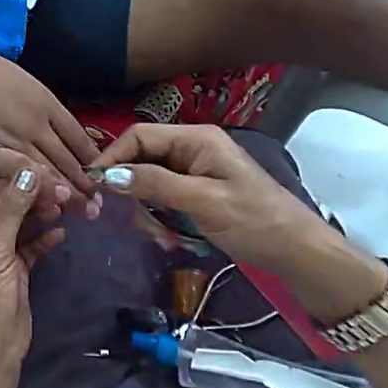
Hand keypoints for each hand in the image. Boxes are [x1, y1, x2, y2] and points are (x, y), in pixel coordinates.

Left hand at [0, 172, 67, 368]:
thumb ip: (11, 210)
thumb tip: (28, 171)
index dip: (18, 182)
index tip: (48, 176)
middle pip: (9, 206)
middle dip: (34, 197)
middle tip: (64, 193)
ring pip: (23, 224)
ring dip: (43, 215)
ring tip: (67, 209)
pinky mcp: (16, 270)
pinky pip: (32, 246)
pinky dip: (46, 238)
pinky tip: (62, 234)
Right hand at [91, 123, 337, 274]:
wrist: (296, 251)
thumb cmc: (255, 220)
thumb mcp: (203, 201)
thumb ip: (156, 184)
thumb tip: (109, 176)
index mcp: (196, 139)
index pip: (139, 136)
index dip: (112, 157)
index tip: (91, 184)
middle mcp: (192, 149)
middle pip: (142, 160)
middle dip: (132, 191)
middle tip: (132, 222)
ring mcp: (195, 172)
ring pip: (149, 184)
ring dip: (149, 212)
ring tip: (164, 238)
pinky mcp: (197, 194)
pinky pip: (164, 200)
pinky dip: (162, 220)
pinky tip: (172, 239)